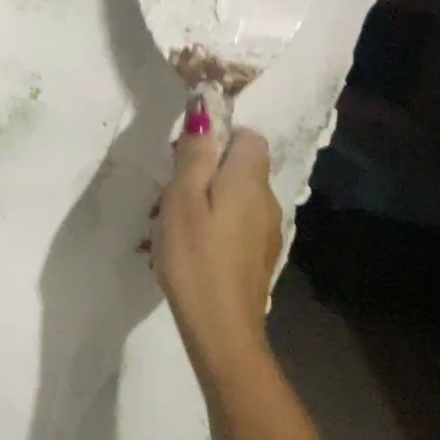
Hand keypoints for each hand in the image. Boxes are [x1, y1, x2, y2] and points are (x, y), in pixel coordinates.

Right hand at [154, 119, 282, 377]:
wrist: (222, 326)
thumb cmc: (194, 256)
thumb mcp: (181, 199)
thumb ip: (194, 155)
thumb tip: (204, 113)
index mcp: (248, 180)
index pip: (249, 136)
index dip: (220, 137)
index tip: (186, 156)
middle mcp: (267, 199)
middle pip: (243, 166)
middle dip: (210, 169)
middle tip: (171, 193)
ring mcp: (268, 230)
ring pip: (239, 196)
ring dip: (211, 199)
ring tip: (177, 223)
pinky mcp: (261, 255)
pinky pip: (239, 223)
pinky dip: (218, 224)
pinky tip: (195, 248)